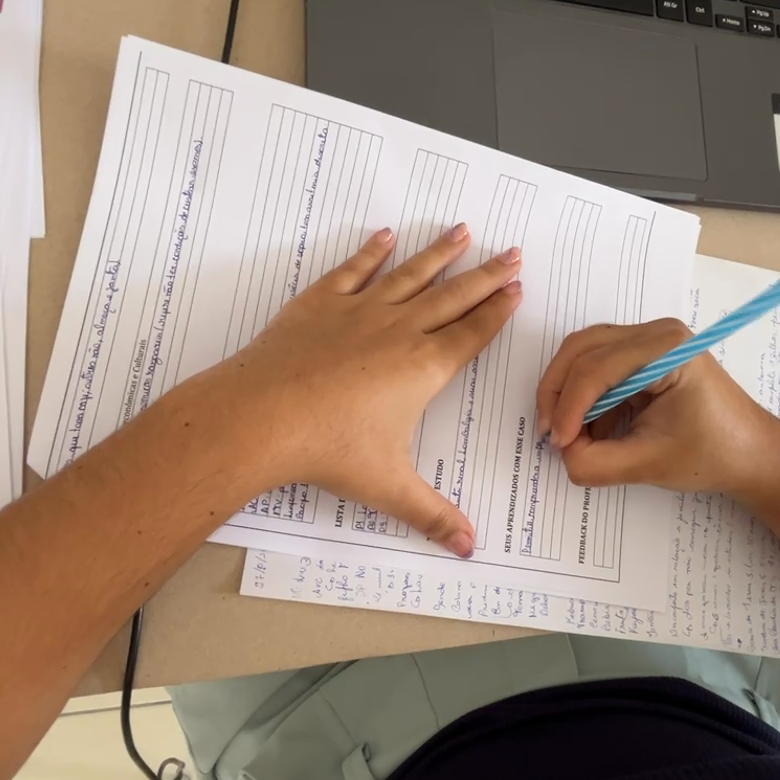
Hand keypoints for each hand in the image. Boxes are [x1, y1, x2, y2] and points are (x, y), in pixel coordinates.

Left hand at [189, 225, 521, 555]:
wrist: (263, 416)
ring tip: (462, 231)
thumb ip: (432, 515)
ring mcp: (359, 312)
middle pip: (453, 297)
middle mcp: (398, 332)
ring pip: (411, 275)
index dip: (497, 311)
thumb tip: (467, 548)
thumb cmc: (328, 449)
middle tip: (511, 251)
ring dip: (440, 253)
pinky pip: (354, 270)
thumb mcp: (387, 487)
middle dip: (486, 275)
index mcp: (422, 369)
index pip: (471, 334)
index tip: (516, 288)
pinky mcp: (321, 304)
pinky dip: (372, 252)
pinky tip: (386, 235)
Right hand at [535, 320, 779, 494]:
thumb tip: (560, 453)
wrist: (751, 454)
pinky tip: (591, 432)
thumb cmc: (712, 455)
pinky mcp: (642, 358)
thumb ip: (594, 462)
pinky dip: (585, 400)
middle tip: (550, 434)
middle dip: (559, 393)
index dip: (569, 407)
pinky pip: (597, 369)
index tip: (559, 445)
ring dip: (568, 395)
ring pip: (583, 356)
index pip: (596, 368)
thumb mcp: (647, 465)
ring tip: (569, 435)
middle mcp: (655, 333)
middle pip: (581, 350)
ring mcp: (648, 341)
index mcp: (665, 348)